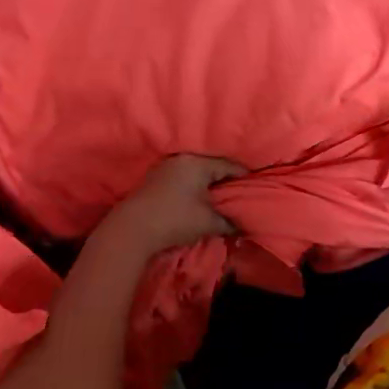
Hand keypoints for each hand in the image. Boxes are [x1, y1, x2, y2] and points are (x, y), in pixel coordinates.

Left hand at [97, 155, 244, 253]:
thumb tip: (243, 226)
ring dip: (208, 182)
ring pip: (196, 171)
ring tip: (220, 195)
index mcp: (198, 164)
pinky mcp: (154, 179)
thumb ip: (229, 222)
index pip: (229, 165)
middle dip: (226, 178)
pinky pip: (183, 177)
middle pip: (212, 166)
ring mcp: (165, 167)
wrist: (132, 229)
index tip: (256, 183)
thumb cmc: (176, 220)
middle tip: (240, 190)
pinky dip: (194, 185)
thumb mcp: (209, 222)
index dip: (245, 175)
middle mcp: (181, 159)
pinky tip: (198, 198)